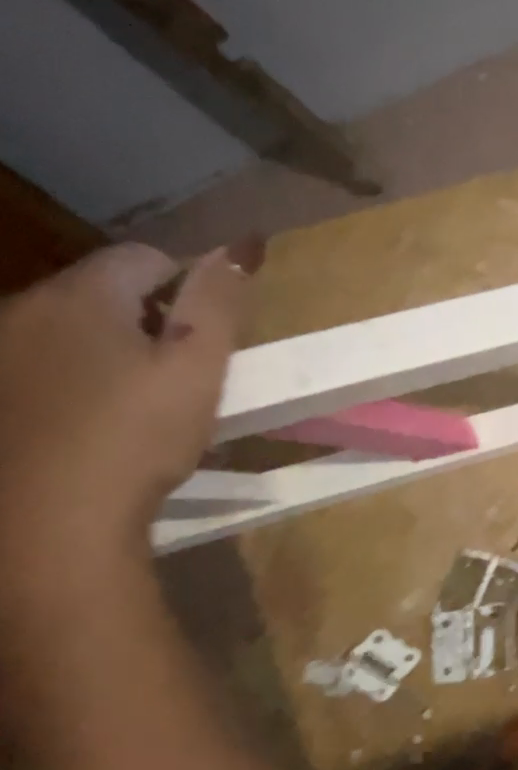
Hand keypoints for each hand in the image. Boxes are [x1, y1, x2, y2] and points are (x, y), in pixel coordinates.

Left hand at [0, 241, 257, 552]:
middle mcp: (16, 310)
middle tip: (178, 373)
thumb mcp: (199, 365)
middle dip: (142, 317)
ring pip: (61, 328)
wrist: (43, 525)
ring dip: (101, 348)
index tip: (207, 337)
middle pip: (97, 290)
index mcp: (77, 296)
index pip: (144, 256)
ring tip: (131, 403)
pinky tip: (83, 423)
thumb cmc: (135, 437)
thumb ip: (220, 300)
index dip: (188, 286)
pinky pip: (32, 364)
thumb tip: (242, 243)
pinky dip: (64, 379)